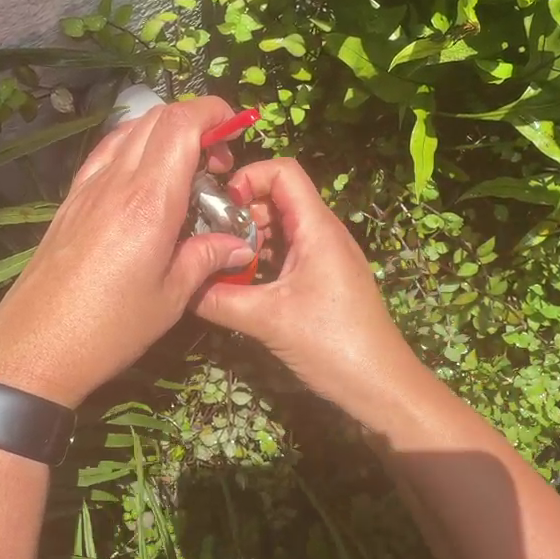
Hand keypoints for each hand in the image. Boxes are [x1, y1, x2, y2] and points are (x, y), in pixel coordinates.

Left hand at [0, 96, 255, 406]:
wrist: (34, 347)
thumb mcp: (170, 299)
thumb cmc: (109, 328)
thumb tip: (238, 244)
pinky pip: (106, 153)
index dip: (213, 112)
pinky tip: (144, 178)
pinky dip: (133, 147)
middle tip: (216, 162)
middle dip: (195, 122)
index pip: (181, 124)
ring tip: (184, 170)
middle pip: (156, 118)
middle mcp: (117, 181)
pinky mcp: (70, 201)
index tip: (235, 130)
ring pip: (129, 131)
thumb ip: (205, 259)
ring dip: (163, 132)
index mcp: (149, 200)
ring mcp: (88, 188)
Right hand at [192, 158, 413, 413]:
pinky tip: (241, 284)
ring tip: (220, 264)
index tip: (220, 208)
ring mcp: (326, 256)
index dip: (248, 178)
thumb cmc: (331, 344)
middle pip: (277, 197)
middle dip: (240, 212)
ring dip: (248, 239)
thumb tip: (177, 284)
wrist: (382, 387)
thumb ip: (217, 298)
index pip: (282, 171)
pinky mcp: (324, 278)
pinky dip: (262, 259)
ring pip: (280, 226)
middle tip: (209, 240)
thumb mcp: (266, 320)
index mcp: (317, 228)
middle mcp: (323, 233)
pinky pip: (287, 252)